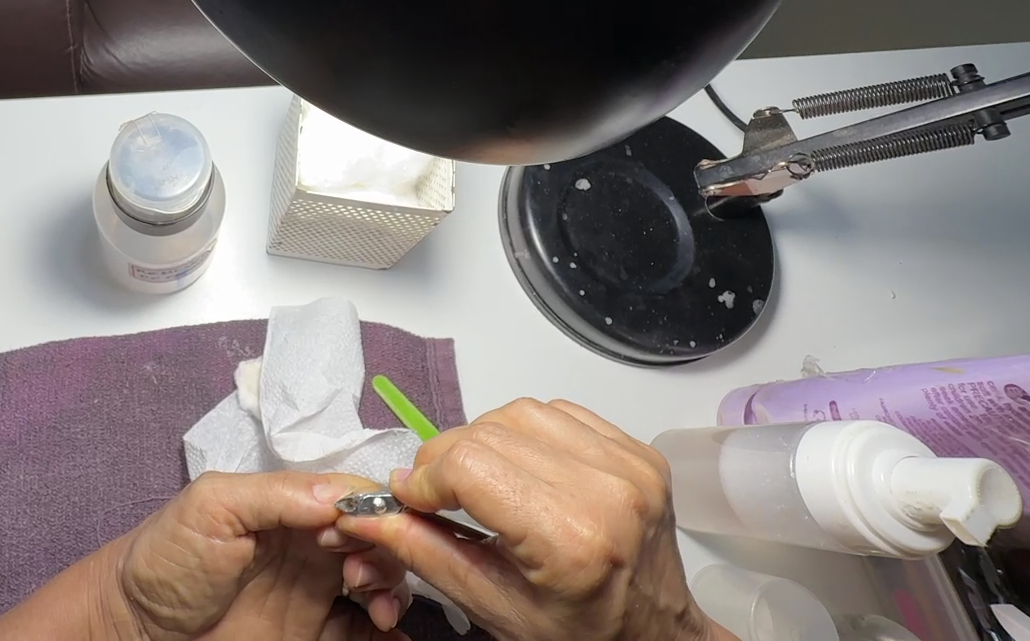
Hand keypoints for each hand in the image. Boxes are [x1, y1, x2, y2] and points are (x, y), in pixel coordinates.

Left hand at [112, 470, 412, 640]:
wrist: (134, 628)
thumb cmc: (167, 555)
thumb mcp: (213, 506)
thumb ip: (273, 494)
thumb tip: (338, 496)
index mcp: (288, 502)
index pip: (348, 495)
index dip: (368, 510)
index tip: (359, 535)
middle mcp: (308, 541)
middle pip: (372, 536)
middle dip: (384, 550)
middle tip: (359, 577)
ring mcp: (312, 590)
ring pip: (376, 581)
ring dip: (390, 589)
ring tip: (376, 610)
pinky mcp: (310, 634)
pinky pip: (359, 632)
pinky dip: (384, 634)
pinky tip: (389, 636)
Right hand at [336, 399, 728, 640]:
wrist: (661, 638)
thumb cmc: (579, 636)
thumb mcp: (493, 609)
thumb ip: (426, 553)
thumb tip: (369, 514)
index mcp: (571, 539)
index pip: (469, 467)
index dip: (426, 477)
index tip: (410, 496)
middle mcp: (605, 490)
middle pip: (487, 434)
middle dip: (445, 458)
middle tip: (435, 490)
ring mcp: (627, 464)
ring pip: (517, 412)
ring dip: (484, 437)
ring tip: (482, 477)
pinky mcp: (636, 449)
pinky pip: (556, 412)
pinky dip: (525, 430)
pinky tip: (523, 464)